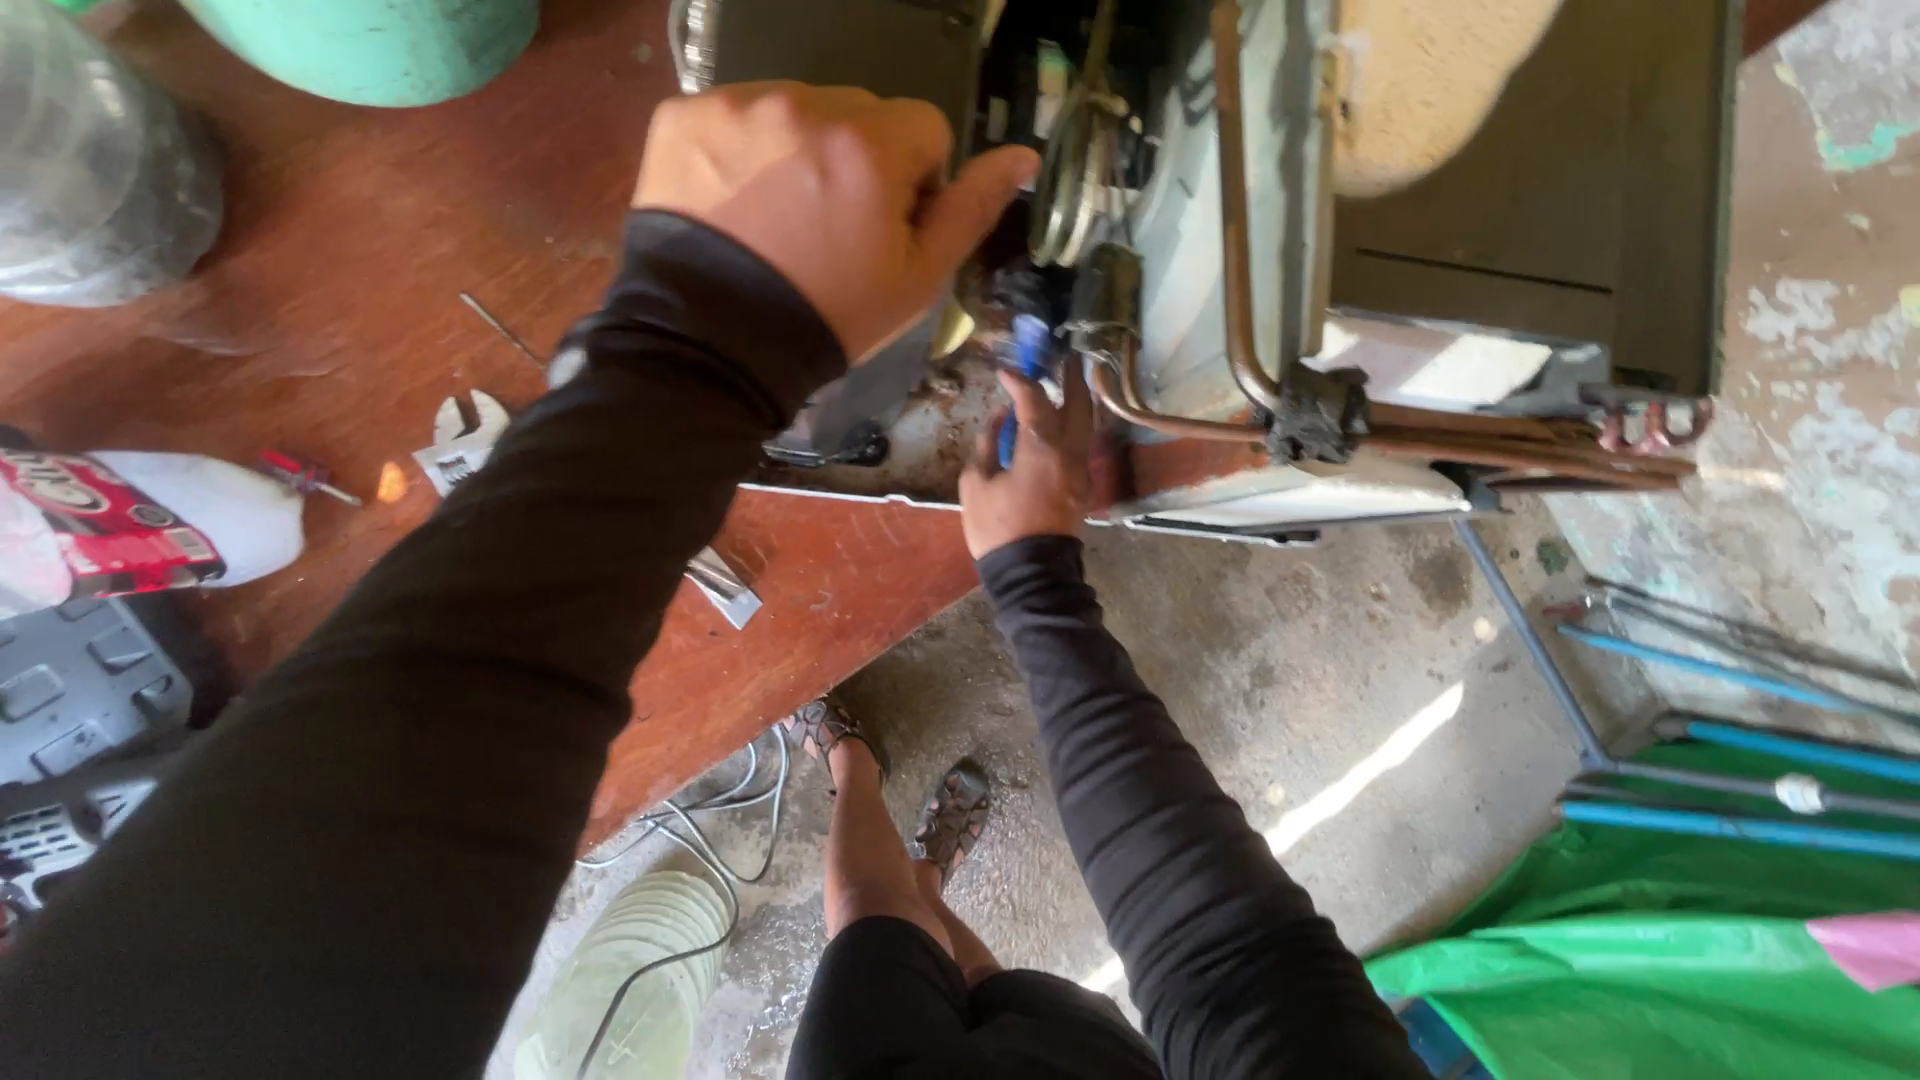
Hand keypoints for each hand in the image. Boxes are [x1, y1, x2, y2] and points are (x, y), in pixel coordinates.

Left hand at [632, 82, 1040, 363]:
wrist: (715, 349)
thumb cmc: (831, 318)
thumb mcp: (918, 280)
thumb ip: (971, 209)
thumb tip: (1022, 155)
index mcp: (871, 145)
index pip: (925, 129)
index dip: (915, 182)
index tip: (885, 228)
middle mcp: (805, 105)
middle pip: (860, 114)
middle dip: (859, 160)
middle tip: (830, 229)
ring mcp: (737, 106)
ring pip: (798, 110)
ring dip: (801, 150)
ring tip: (778, 220)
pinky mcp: (683, 117)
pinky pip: (737, 117)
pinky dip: (743, 151)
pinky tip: (736, 206)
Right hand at [959, 360, 1094, 558]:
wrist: (1031, 572)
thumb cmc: (997, 528)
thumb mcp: (976, 484)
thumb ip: (987, 444)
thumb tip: (1001, 419)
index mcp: (1041, 447)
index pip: (1034, 400)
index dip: (1019, 381)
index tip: (1004, 373)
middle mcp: (1070, 452)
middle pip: (1078, 403)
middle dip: (1071, 377)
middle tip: (1066, 356)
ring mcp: (1082, 470)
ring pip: (1086, 424)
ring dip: (1078, 400)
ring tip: (1069, 382)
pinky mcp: (1083, 486)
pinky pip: (1082, 444)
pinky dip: (1075, 425)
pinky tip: (1062, 422)